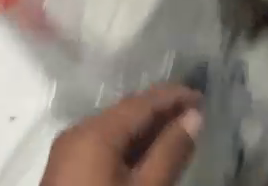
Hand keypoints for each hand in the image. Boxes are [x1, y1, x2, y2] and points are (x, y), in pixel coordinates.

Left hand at [40, 85, 203, 185]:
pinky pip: (102, 146)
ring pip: (114, 129)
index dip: (174, 96)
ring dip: (145, 130)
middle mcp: (78, 131)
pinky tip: (146, 156)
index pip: (142, 101)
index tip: (202, 99)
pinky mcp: (65, 171)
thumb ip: (170, 152)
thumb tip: (193, 117)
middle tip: (194, 115)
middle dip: (161, 112)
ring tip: (176, 134)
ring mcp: (68, 151)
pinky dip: (127, 146)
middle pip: (126, 112)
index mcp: (96, 130)